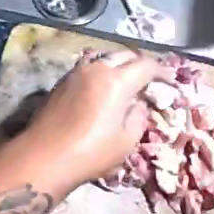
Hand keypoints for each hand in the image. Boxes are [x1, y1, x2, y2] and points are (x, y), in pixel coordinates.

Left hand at [17, 50, 161, 188]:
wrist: (43, 158)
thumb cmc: (90, 153)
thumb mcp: (126, 141)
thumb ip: (138, 117)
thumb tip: (138, 105)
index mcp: (117, 81)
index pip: (146, 65)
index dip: (162, 71)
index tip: (170, 80)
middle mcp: (97, 69)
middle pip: (124, 55)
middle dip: (140, 64)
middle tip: (149, 79)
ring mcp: (75, 74)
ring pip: (104, 59)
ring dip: (118, 66)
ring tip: (126, 82)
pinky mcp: (61, 83)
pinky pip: (88, 70)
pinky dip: (101, 74)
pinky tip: (102, 90)